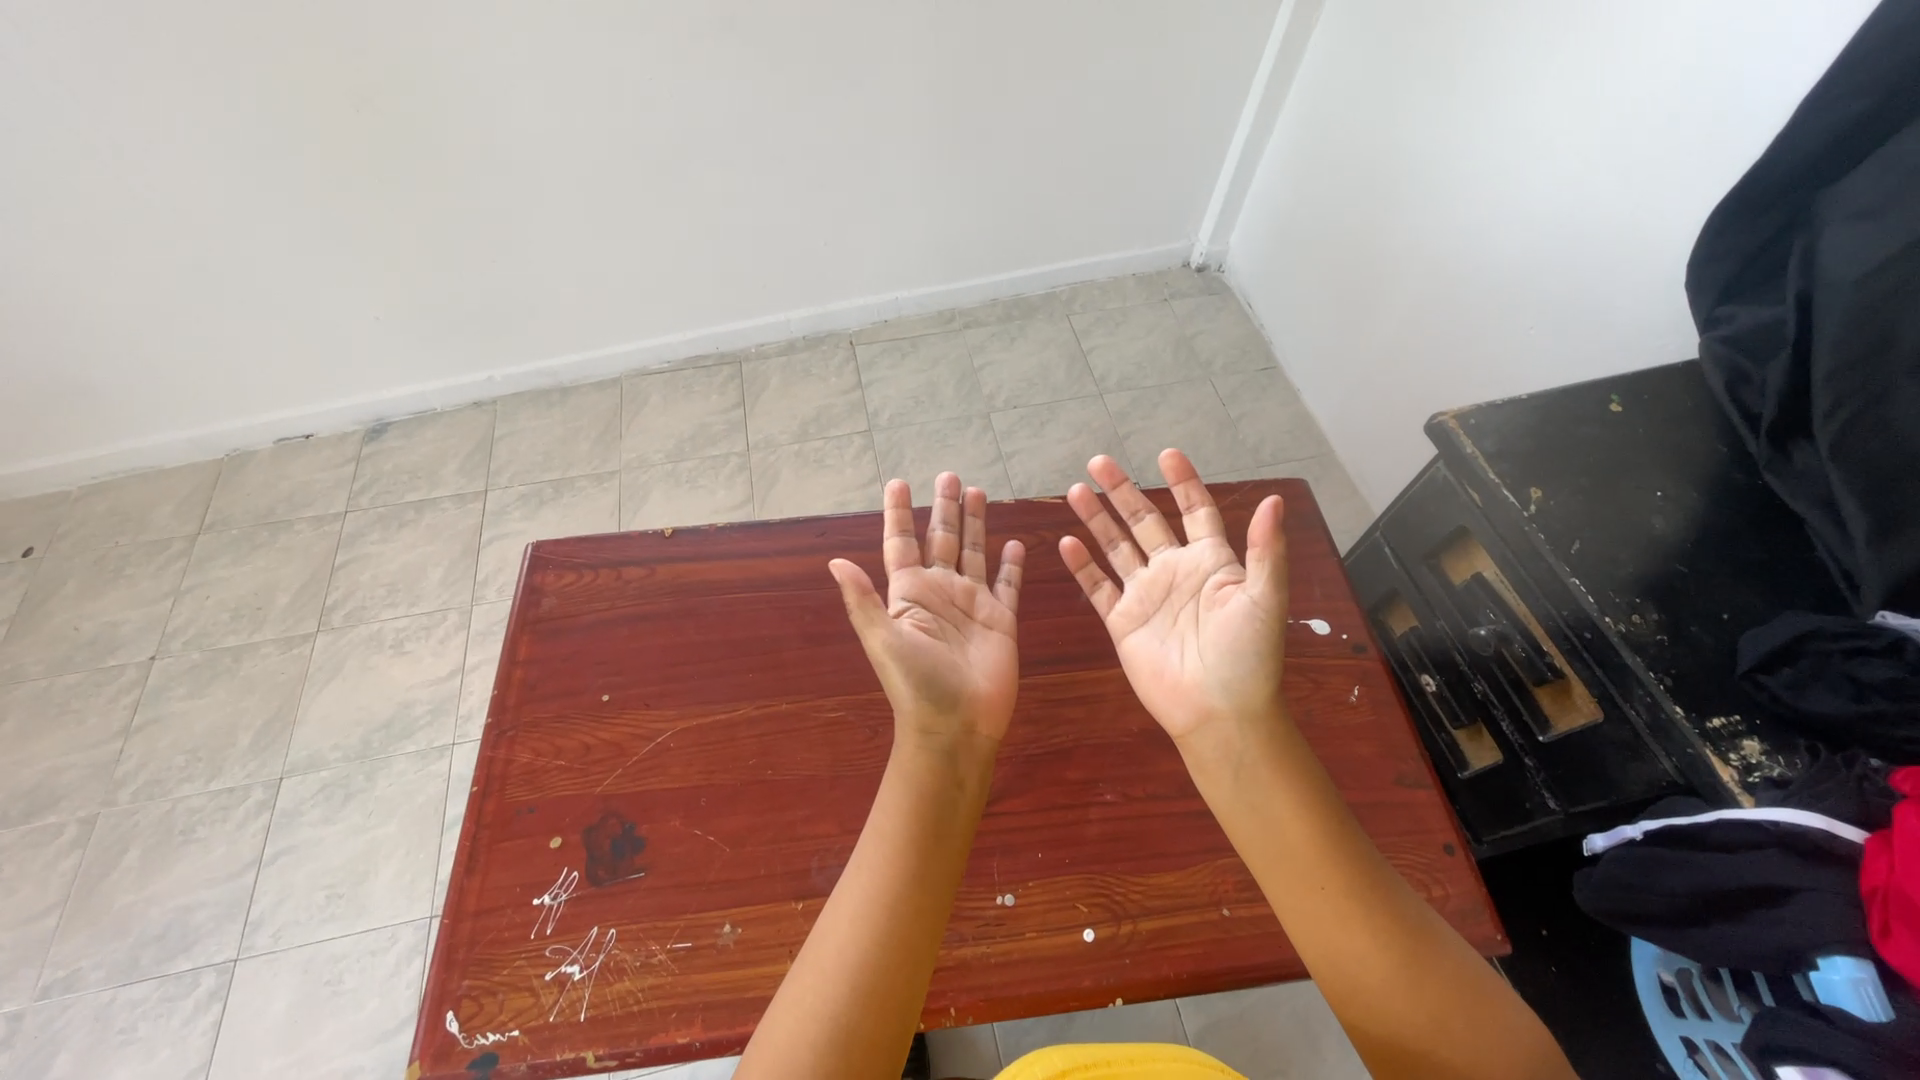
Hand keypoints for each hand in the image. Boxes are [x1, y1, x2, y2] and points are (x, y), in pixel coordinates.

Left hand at [830, 473, 1025, 747]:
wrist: (956, 725)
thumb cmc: (916, 683)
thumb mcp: (882, 639)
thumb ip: (863, 599)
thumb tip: (834, 560)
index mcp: (909, 593)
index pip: (902, 543)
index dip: (899, 514)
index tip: (898, 482)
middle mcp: (940, 592)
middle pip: (942, 539)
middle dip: (945, 507)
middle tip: (949, 475)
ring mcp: (972, 604)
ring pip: (975, 552)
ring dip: (975, 524)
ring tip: (978, 491)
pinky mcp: (1001, 620)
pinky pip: (1008, 584)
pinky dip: (1011, 564)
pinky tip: (1014, 542)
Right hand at [1058, 449, 1287, 742]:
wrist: (1218, 710)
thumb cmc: (1249, 656)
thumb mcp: (1265, 599)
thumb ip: (1266, 550)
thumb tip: (1275, 499)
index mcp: (1211, 562)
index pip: (1194, 510)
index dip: (1182, 483)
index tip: (1166, 455)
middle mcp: (1175, 571)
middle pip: (1144, 520)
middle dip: (1123, 490)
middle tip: (1099, 461)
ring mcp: (1146, 595)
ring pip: (1116, 547)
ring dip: (1097, 519)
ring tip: (1077, 490)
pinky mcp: (1123, 622)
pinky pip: (1098, 587)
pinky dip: (1082, 566)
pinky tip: (1067, 542)